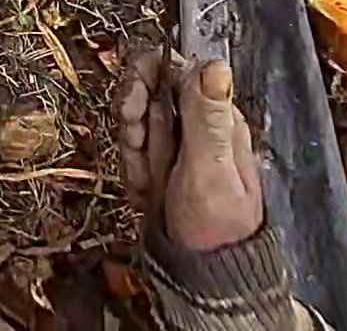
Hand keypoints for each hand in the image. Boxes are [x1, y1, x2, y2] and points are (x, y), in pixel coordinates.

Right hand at [115, 51, 263, 251]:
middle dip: (134, 119)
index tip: (129, 111)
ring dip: (133, 149)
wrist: (204, 282)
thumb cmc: (213, 229)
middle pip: (149, 88)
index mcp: (216, 114)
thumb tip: (217, 64)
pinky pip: (136, 145)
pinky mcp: (164, 158)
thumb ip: (208, 118)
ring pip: (139, 116)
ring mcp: (181, 139)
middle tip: (137, 148)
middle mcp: (199, 119)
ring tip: (146, 181)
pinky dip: (133, 166)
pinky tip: (145, 189)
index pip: (171, 66)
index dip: (142, 80)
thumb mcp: (210, 172)